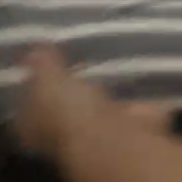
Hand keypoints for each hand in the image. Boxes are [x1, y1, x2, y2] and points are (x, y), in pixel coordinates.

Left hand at [15, 46, 171, 160]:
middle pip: (69, 102)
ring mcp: (105, 126)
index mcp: (35, 125)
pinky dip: (144, 86)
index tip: (49, 57)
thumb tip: (35, 46)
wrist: (119, 135)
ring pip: (106, 101)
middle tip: (87, 53)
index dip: (37, 81)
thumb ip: (44, 66)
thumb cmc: (70, 113)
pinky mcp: (138, 119)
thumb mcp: (49, 84)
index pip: (30, 102)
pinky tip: (151, 67)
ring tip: (121, 56)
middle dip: (78, 84)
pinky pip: (139, 98)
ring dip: (112, 86)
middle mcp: (68, 130)